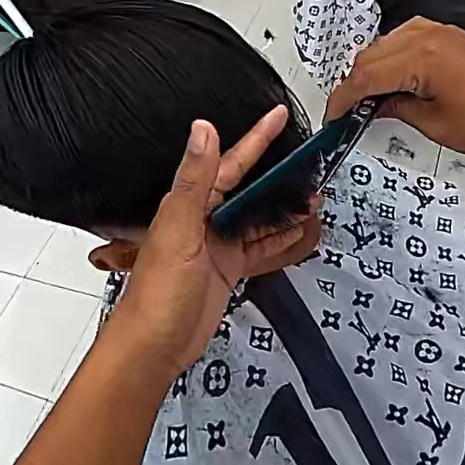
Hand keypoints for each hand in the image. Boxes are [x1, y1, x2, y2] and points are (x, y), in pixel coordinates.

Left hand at [99, 110, 311, 385]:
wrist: (155, 347)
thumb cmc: (156, 296)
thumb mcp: (179, 232)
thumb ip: (194, 182)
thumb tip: (202, 132)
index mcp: (188, 205)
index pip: (229, 162)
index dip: (255, 138)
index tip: (276, 117)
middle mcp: (203, 221)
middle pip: (248, 187)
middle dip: (277, 173)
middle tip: (304, 160)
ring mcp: (217, 245)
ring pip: (257, 216)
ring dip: (283, 206)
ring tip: (309, 195)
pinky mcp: (227, 267)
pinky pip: (259, 245)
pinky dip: (278, 236)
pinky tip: (295, 229)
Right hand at [326, 18, 464, 159]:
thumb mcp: (433, 124)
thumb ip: (396, 109)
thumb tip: (374, 107)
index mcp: (422, 57)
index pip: (365, 75)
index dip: (344, 98)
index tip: (334, 115)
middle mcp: (429, 36)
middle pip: (371, 56)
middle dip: (355, 84)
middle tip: (350, 112)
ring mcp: (441, 32)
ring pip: (386, 44)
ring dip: (373, 69)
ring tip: (371, 100)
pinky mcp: (450, 36)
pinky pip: (408, 39)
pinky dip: (394, 58)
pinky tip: (395, 80)